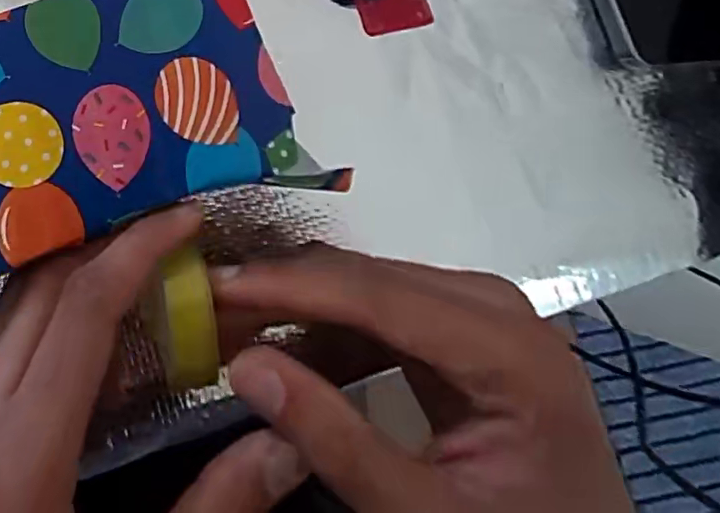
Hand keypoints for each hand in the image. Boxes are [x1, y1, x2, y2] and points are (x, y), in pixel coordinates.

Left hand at [0, 203, 309, 512]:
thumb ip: (210, 509)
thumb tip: (283, 444)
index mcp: (18, 448)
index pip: (84, 306)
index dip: (140, 249)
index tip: (185, 219)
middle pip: (45, 287)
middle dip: (111, 246)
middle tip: (170, 237)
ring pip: (15, 304)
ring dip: (76, 272)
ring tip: (136, 271)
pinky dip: (47, 312)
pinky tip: (84, 340)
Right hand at [214, 246, 631, 511]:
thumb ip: (333, 440)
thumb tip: (244, 364)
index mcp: (507, 348)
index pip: (375, 293)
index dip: (287, 285)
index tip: (216, 285)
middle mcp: (495, 305)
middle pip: (368, 279)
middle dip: (286, 292)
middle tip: (212, 307)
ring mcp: (481, 311)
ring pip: (369, 288)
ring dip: (302, 308)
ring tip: (237, 326)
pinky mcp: (465, 327)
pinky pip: (386, 313)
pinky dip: (333, 331)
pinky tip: (288, 347)